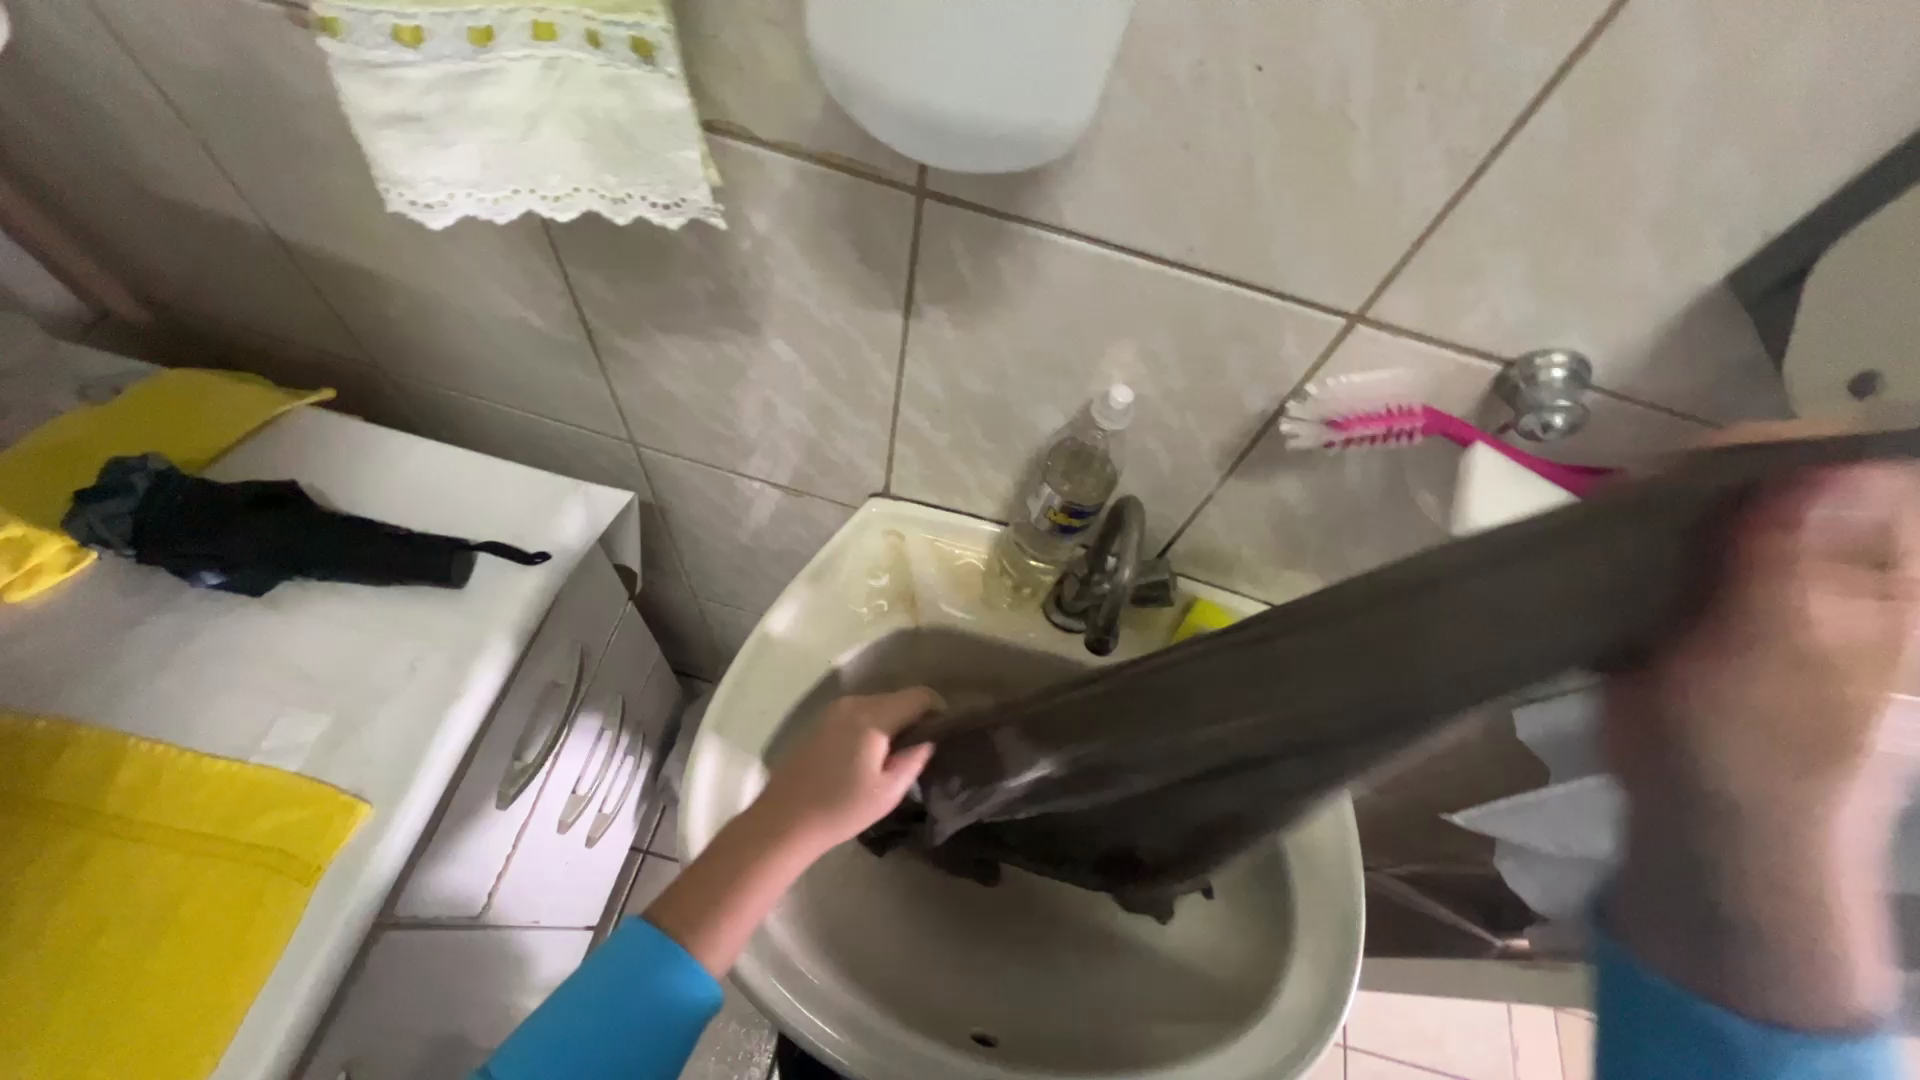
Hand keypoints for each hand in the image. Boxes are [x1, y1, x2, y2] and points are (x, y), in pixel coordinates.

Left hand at [753, 688, 941, 854]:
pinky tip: (868, 755)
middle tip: (923, 749)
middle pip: (897, 698)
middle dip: (914, 717)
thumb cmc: (840, 809)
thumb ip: (913, 759)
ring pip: (877, 705)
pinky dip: (871, 726)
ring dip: (892, 721)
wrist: (783, 820)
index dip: (938, 710)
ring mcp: (833, 711)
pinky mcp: (820, 722)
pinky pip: (857, 713)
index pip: (919, 696)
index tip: (945, 733)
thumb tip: (928, 740)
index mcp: (873, 717)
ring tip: (897, 755)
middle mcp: (853, 704)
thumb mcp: (888, 791)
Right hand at [1607, 461, 1919, 825]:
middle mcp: (1841, 574)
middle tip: (1642, 491)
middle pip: (1792, 485)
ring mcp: (1771, 590)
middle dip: (1716, 476)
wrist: (1703, 818)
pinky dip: (1643, 538)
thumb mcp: (1792, 661)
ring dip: (1670, 505)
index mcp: (1896, 586)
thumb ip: (1810, 569)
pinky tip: (1610, 546)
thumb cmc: (1765, 752)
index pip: (1869, 477)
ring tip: (1614, 515)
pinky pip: (1682, 550)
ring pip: (1730, 513)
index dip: (1792, 454)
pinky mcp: (1709, 609)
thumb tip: (1838, 469)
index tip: (1701, 462)